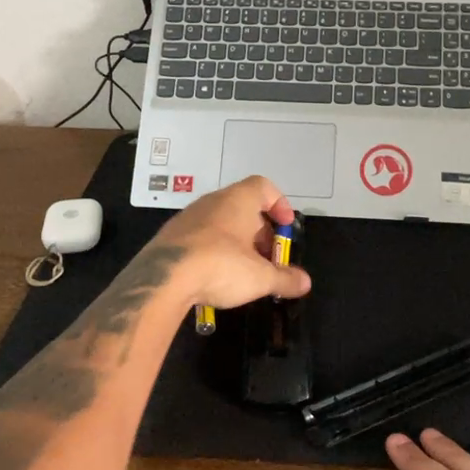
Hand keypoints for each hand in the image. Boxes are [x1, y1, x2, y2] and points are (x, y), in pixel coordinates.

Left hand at [148, 175, 311, 311]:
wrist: (163, 278)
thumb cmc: (220, 266)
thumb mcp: (260, 277)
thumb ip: (285, 278)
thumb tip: (306, 283)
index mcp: (238, 200)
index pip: (264, 186)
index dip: (280, 204)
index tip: (286, 227)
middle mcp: (213, 201)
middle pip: (244, 207)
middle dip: (261, 231)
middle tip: (269, 258)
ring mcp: (189, 217)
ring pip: (222, 222)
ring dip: (237, 242)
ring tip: (244, 270)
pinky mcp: (171, 236)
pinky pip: (201, 236)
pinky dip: (215, 250)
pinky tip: (216, 275)